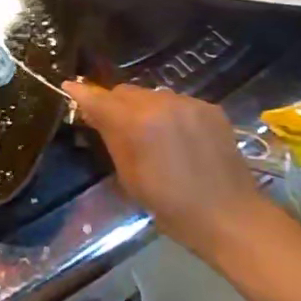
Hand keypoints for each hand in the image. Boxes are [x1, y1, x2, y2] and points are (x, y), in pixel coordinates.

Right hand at [64, 82, 266, 253]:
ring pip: (154, 96)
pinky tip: (181, 139)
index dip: (83, 93)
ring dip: (146, 109)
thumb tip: (94, 114)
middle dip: (117, 104)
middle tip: (115, 125)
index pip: (102, 99)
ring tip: (153, 136)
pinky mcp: (209, 106)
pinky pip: (180, 103)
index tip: (69, 86)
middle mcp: (161, 103)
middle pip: (127, 92)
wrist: (230, 215)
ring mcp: (188, 101)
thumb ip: (112, 140)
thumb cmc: (174, 208)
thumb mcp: (132, 179)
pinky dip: (173, 115)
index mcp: (138, 124)